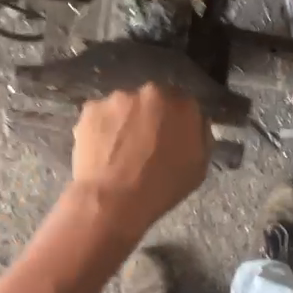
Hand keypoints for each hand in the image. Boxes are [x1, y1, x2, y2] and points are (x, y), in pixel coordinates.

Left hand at [70, 84, 211, 232]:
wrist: (113, 200)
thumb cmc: (161, 188)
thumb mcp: (198, 167)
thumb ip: (201, 137)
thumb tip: (196, 124)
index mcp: (184, 105)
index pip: (184, 104)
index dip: (176, 121)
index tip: (170, 137)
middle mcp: (152, 92)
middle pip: (154, 99)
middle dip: (150, 116)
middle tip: (144, 142)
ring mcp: (119, 98)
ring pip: (125, 105)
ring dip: (125, 120)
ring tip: (118, 148)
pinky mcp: (91, 108)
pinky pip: (101, 115)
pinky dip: (102, 127)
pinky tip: (101, 149)